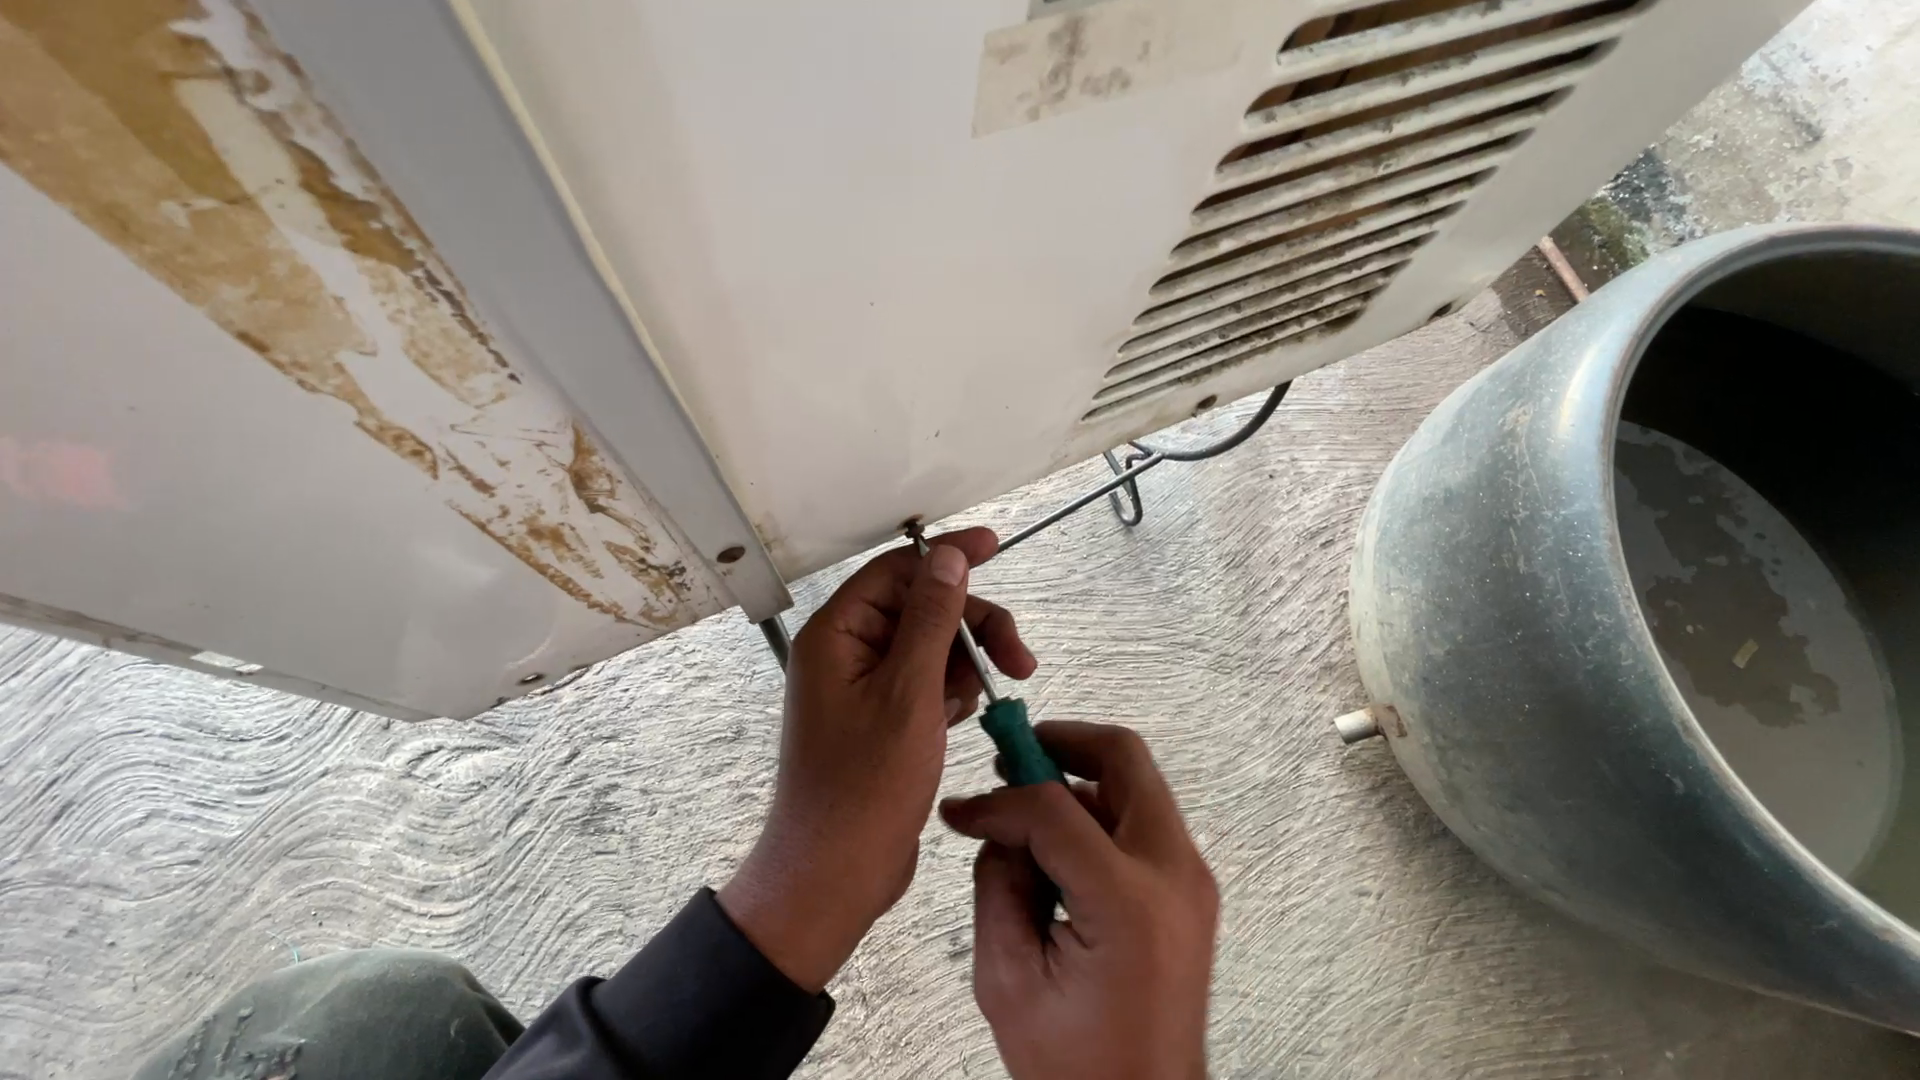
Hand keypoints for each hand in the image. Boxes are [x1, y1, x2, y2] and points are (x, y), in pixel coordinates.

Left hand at [718, 527, 1034, 992]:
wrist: (835, 876)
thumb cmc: (866, 786)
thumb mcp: (908, 694)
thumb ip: (931, 620)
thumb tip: (948, 556)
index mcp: (837, 634)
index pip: (897, 571)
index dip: (947, 556)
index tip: (996, 545)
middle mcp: (846, 652)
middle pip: (922, 609)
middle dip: (972, 628)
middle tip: (1020, 662)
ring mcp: (863, 687)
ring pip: (930, 648)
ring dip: (965, 665)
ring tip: (979, 703)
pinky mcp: (882, 718)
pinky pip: (925, 683)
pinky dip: (951, 693)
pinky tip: (959, 721)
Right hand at [940, 722, 1217, 1079]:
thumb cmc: (1075, 1065)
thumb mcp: (1007, 979)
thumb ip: (996, 886)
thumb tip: (998, 828)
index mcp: (1129, 905)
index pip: (1055, 810)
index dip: (1000, 801)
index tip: (963, 812)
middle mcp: (1174, 875)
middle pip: (1124, 757)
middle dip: (1060, 742)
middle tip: (1010, 754)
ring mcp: (1191, 877)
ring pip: (1136, 780)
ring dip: (1079, 775)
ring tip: (1025, 803)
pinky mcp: (1188, 886)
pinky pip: (1141, 817)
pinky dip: (1097, 808)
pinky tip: (1057, 841)